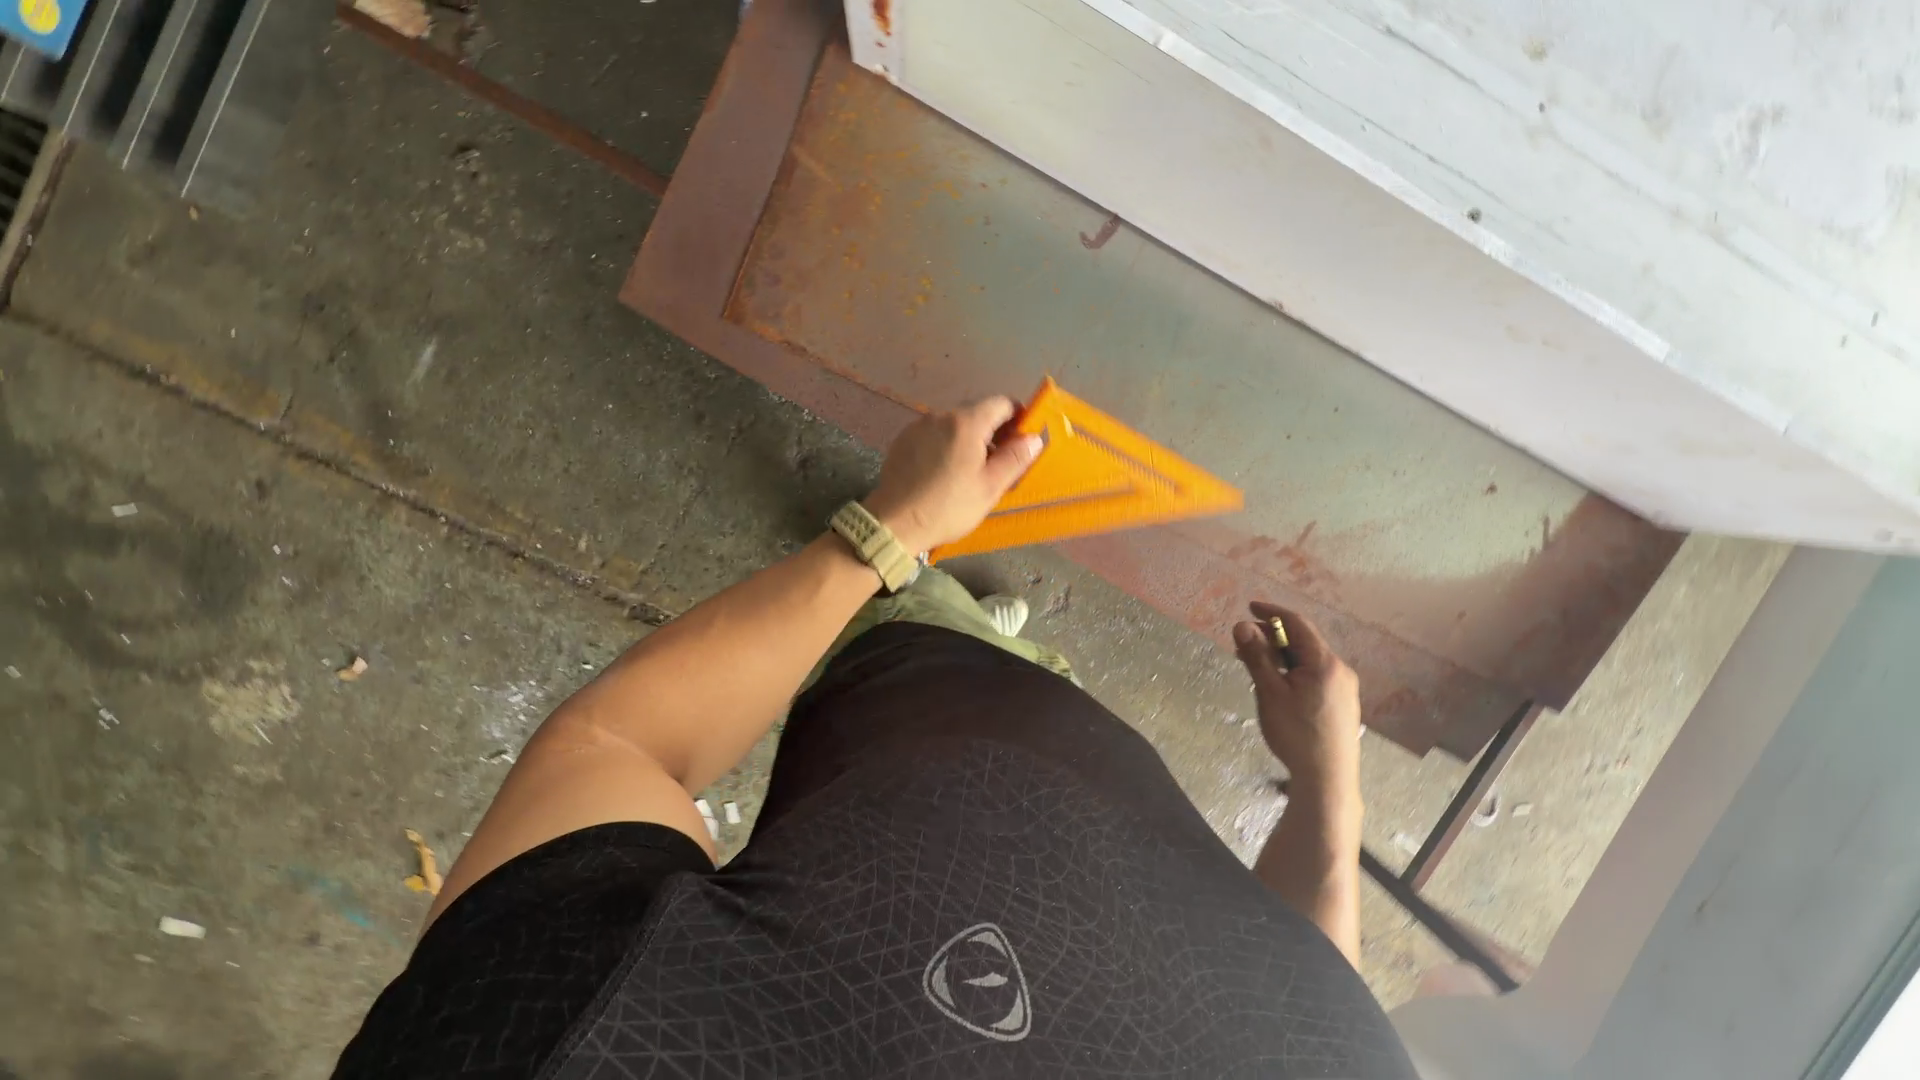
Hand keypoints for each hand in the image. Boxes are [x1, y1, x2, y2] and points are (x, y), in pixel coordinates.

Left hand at [864, 397, 1042, 552]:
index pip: (1002, 403)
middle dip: (994, 432)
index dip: (1018, 418)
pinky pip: (934, 434)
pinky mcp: (903, 439)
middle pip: (977, 412)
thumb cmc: (948, 507)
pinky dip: (946, 445)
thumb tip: (1034, 437)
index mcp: (966, 423)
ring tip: (970, 472)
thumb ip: (1015, 458)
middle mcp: (941, 416)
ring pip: (955, 424)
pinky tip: (944, 473)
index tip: (1021, 442)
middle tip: (999, 464)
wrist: (894, 523)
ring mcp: (918, 426)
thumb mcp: (990, 487)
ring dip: (969, 440)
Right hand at [1232, 602, 1362, 806]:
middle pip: (1304, 642)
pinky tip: (1278, 686)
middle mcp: (1340, 670)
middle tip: (1244, 642)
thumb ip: (1256, 656)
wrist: (1328, 779)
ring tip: (1256, 665)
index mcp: (1325, 662)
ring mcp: (1344, 689)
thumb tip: (1241, 624)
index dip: (1272, 612)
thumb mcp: (1270, 692)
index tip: (1249, 607)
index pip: (1297, 624)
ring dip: (1282, 655)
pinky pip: (1315, 676)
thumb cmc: (1296, 733)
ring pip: (1309, 661)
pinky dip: (1293, 671)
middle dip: (1273, 636)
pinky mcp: (1342, 705)